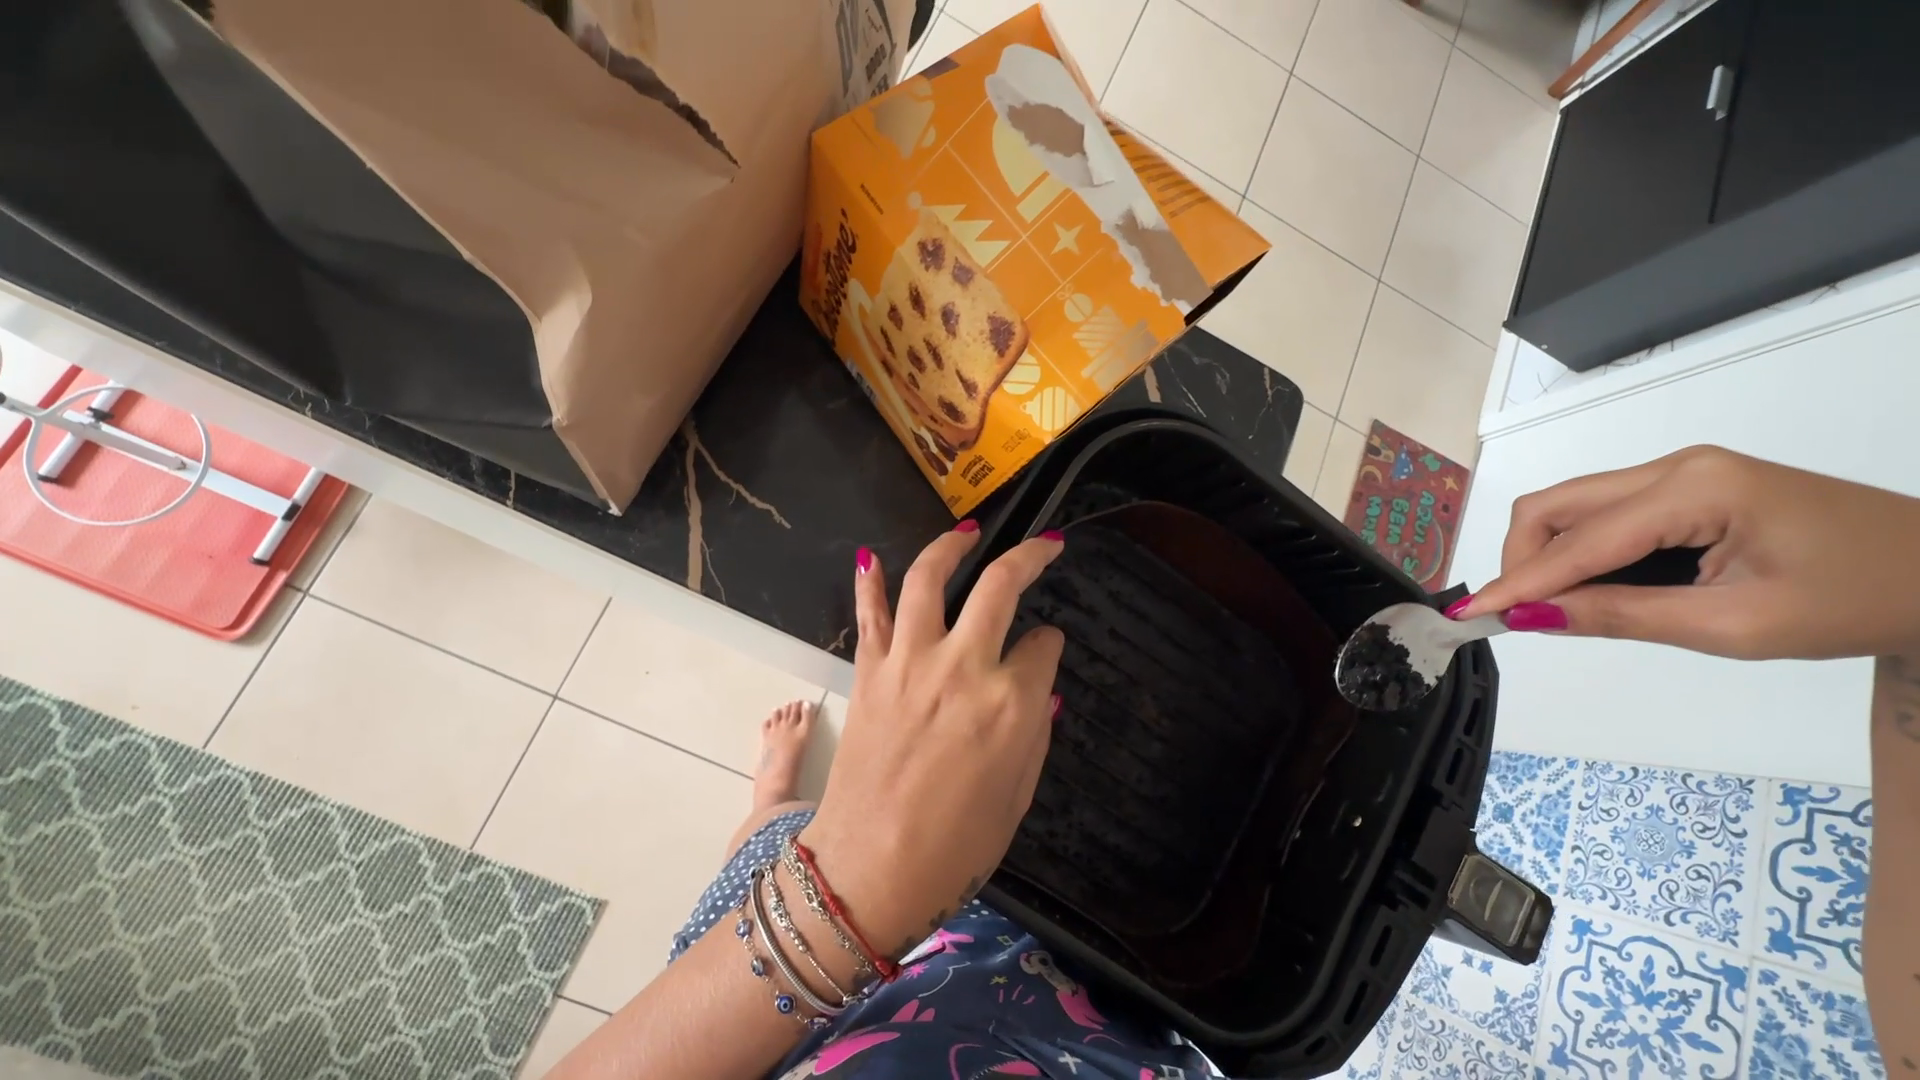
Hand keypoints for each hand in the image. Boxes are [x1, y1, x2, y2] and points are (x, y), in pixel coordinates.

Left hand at [800, 526, 1065, 959]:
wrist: (868, 870)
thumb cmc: (956, 849)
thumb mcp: (1017, 796)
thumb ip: (1034, 732)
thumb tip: (1040, 689)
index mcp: (1011, 703)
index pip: (1043, 647)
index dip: (1050, 647)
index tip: (1047, 652)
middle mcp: (963, 667)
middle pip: (999, 588)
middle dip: (1029, 558)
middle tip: (1045, 546)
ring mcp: (910, 663)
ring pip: (928, 579)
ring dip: (950, 546)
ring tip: (967, 533)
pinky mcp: (869, 672)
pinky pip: (869, 615)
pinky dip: (867, 583)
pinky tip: (870, 557)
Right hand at [1455, 446, 1919, 659]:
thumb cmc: (1856, 604)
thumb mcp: (1735, 625)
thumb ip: (1622, 616)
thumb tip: (1529, 617)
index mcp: (1694, 489)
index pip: (1578, 541)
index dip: (1518, 582)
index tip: (1468, 617)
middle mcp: (1675, 466)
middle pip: (1555, 506)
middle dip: (1522, 560)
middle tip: (1522, 615)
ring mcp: (1680, 472)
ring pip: (1571, 506)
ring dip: (1546, 555)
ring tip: (1558, 607)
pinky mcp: (1687, 486)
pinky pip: (1603, 513)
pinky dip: (1579, 550)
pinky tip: (1593, 585)